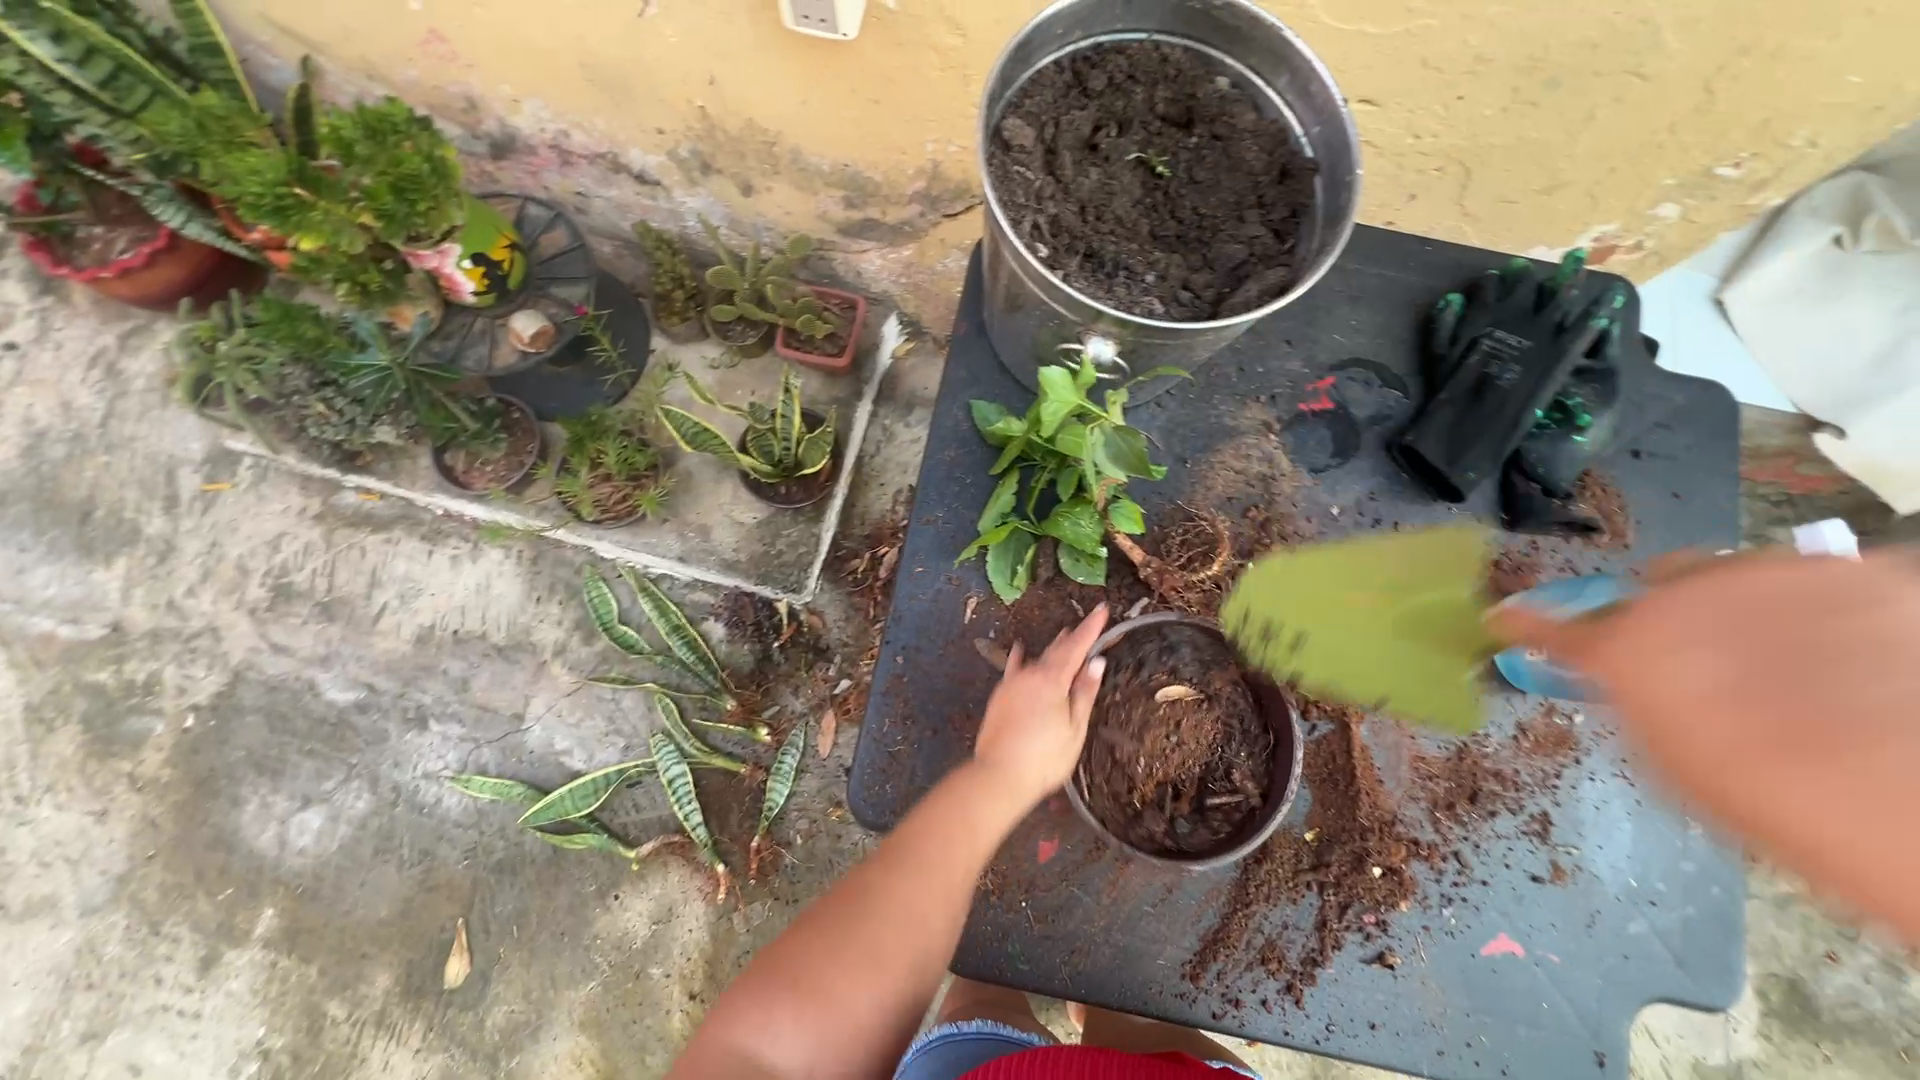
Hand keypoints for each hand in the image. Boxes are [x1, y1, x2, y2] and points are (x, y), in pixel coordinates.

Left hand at [973, 604, 1110, 807]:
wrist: (998, 775)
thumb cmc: (1044, 758)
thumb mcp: (1074, 728)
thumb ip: (1084, 693)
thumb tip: (1096, 662)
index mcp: (1052, 681)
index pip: (1076, 647)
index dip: (1091, 627)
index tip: (1102, 609)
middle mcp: (1030, 675)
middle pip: (1056, 650)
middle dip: (1074, 636)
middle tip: (1088, 622)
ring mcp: (1012, 684)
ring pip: (1037, 659)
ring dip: (1052, 647)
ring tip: (1064, 634)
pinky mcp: (1000, 697)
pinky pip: (1014, 669)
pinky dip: (1021, 658)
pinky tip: (1019, 650)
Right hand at [1491, 549, 1919, 934]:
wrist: (1878, 781)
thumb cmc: (1754, 786)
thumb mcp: (1662, 751)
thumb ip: (1632, 695)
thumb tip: (1633, 679)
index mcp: (1620, 646)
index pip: (1549, 628)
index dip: (1524, 623)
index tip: (1504, 617)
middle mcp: (1674, 596)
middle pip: (1659, 584)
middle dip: (1672, 604)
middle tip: (1706, 646)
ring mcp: (1761, 575)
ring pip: (1739, 573)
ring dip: (1746, 601)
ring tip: (1792, 651)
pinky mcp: (1846, 569)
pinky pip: (1821, 578)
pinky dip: (1825, 604)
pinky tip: (1848, 645)